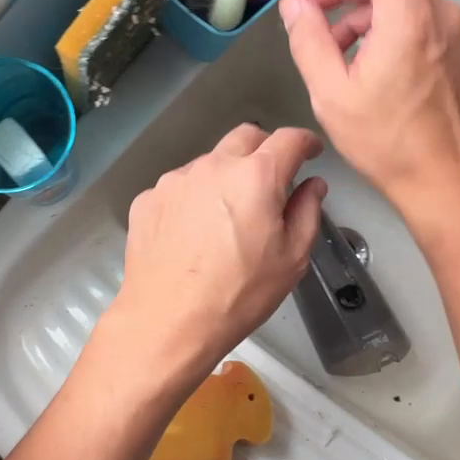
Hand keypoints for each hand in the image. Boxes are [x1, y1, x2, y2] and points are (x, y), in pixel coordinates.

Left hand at [105, 125, 327, 379]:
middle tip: (272, 179)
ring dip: (225, 176)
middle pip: (245, 137)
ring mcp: (175, 181)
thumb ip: (307, 213)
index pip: (289, 139)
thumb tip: (312, 186)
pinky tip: (193, 233)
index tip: (310, 152)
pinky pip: (179, 187)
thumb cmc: (238, 295)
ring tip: (227, 216)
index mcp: (256, 177)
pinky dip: (194, 198)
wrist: (168, 322)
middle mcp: (213, 166)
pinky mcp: (147, 200)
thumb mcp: (291, 259)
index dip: (305, 142)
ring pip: (209, 162)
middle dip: (264, 150)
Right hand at [278, 0, 459, 212]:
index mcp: (408, 16)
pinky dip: (381, 31)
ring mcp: (452, 30)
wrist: (450, 181)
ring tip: (331, 57)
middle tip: (305, 23)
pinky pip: (413, 22)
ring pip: (396, 1)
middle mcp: (437, 12)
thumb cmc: (393, 145)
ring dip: (358, 17)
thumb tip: (295, 6)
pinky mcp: (456, 49)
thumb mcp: (332, 95)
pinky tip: (362, 67)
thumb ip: (309, 41)